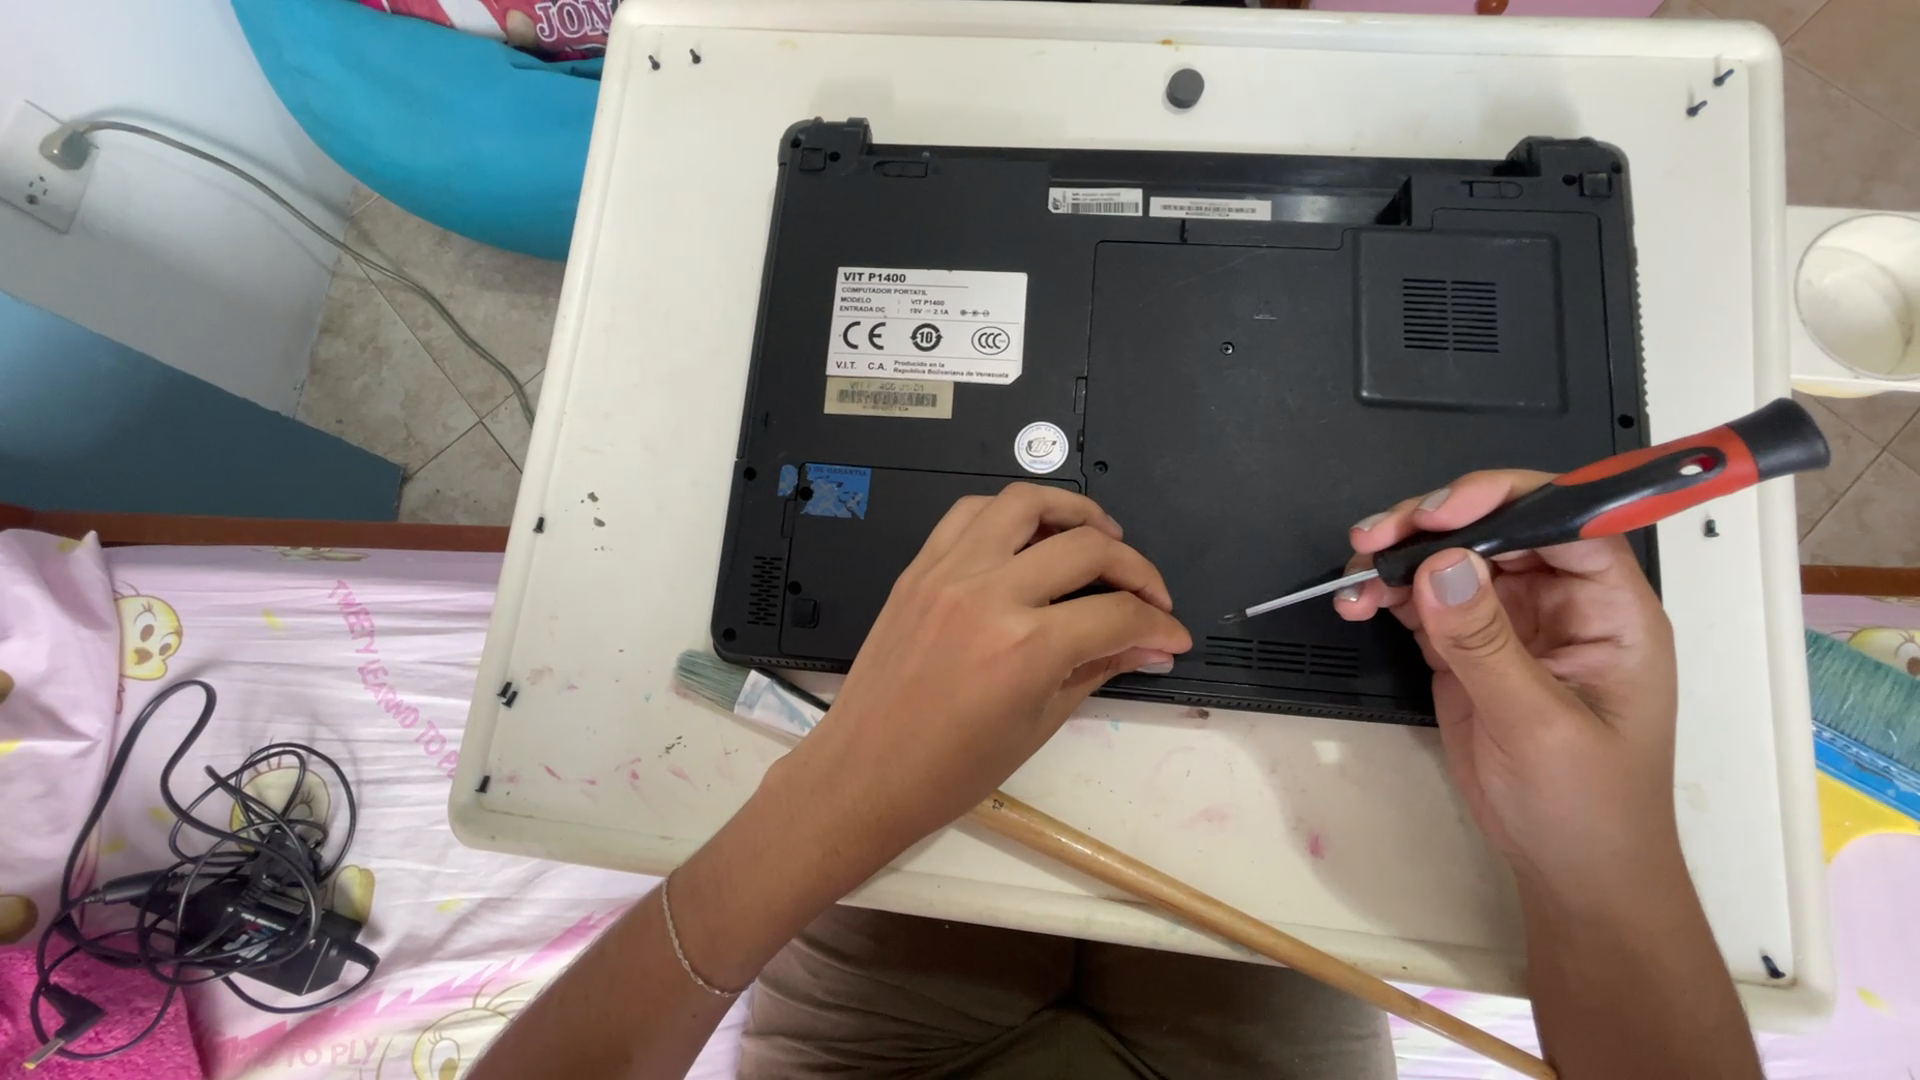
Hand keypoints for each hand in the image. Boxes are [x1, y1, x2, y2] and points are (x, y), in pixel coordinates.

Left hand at [773, 483, 1192, 869]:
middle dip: (1137, 568)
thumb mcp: (1039, 724)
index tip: (1172, 635)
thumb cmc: (950, 771)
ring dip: (1074, 511)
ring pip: (1024, 503)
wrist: (865, 773)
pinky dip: (1008, 513)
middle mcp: (989, 594)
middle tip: (1149, 595)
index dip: (1159, 625)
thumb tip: (1151, 646)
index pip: (1117, 614)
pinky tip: (1029, 535)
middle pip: (1086, 548)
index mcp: (1025, 647)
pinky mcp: (919, 567)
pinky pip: (968, 512)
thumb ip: (1099, 669)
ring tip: (1100, 536)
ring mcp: (948, 573)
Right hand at [1335, 471, 1683, 899]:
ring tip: (1353, 577)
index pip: (1568, 525)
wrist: (1562, 864)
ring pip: (1447, 562)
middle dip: (1431, 526)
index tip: (1439, 513)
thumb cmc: (1584, 802)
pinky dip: (1383, 595)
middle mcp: (1556, 604)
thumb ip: (1487, 644)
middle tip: (1374, 539)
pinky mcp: (1461, 646)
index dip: (1507, 501)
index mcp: (1608, 611)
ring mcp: (1504, 624)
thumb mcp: (1539, 723)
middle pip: (1495, 532)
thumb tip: (1441, 566)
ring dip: (1396, 559)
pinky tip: (1355, 603)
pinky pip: (1419, 601)